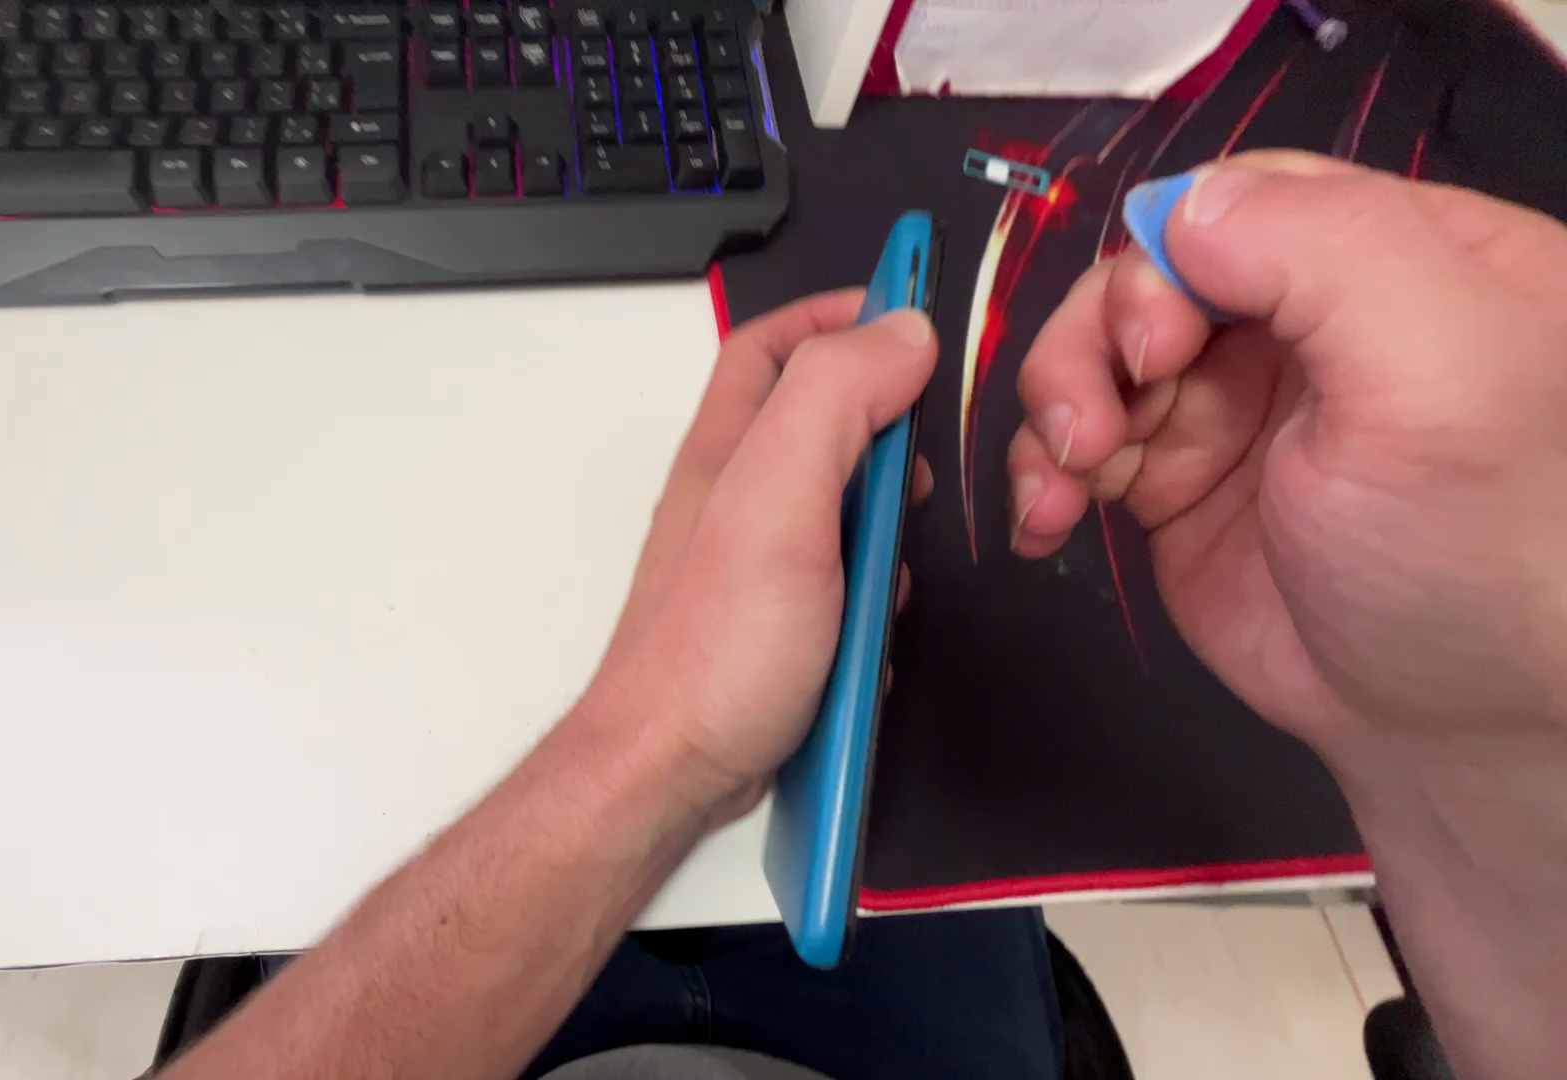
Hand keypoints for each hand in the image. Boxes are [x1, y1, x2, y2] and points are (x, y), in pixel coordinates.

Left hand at [577, 290, 936, 816]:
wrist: (675, 764)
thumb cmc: (718, 642)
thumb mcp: (776, 505)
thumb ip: (832, 405)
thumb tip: (900, 332)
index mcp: (726, 448)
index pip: (771, 344)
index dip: (836, 311)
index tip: (910, 307)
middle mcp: (736, 490)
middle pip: (817, 416)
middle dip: (882, 422)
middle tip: (920, 460)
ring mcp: (758, 552)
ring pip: (842, 498)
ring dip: (885, 515)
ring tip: (898, 555)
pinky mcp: (781, 607)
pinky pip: (844, 567)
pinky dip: (874, 577)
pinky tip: (878, 613)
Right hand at [1008, 150, 1566, 764]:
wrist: (1439, 715)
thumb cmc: (1476, 548)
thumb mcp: (1445, 380)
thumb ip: (1329, 256)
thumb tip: (1175, 208)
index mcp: (1383, 268)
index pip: (1229, 209)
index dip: (1157, 269)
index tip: (1153, 356)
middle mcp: (1285, 328)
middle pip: (1128, 292)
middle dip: (1082, 361)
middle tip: (1091, 439)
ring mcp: (1210, 406)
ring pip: (1080, 370)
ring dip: (1048, 428)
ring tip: (1061, 496)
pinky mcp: (1155, 477)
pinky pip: (1064, 449)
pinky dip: (1038, 482)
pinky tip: (1045, 525)